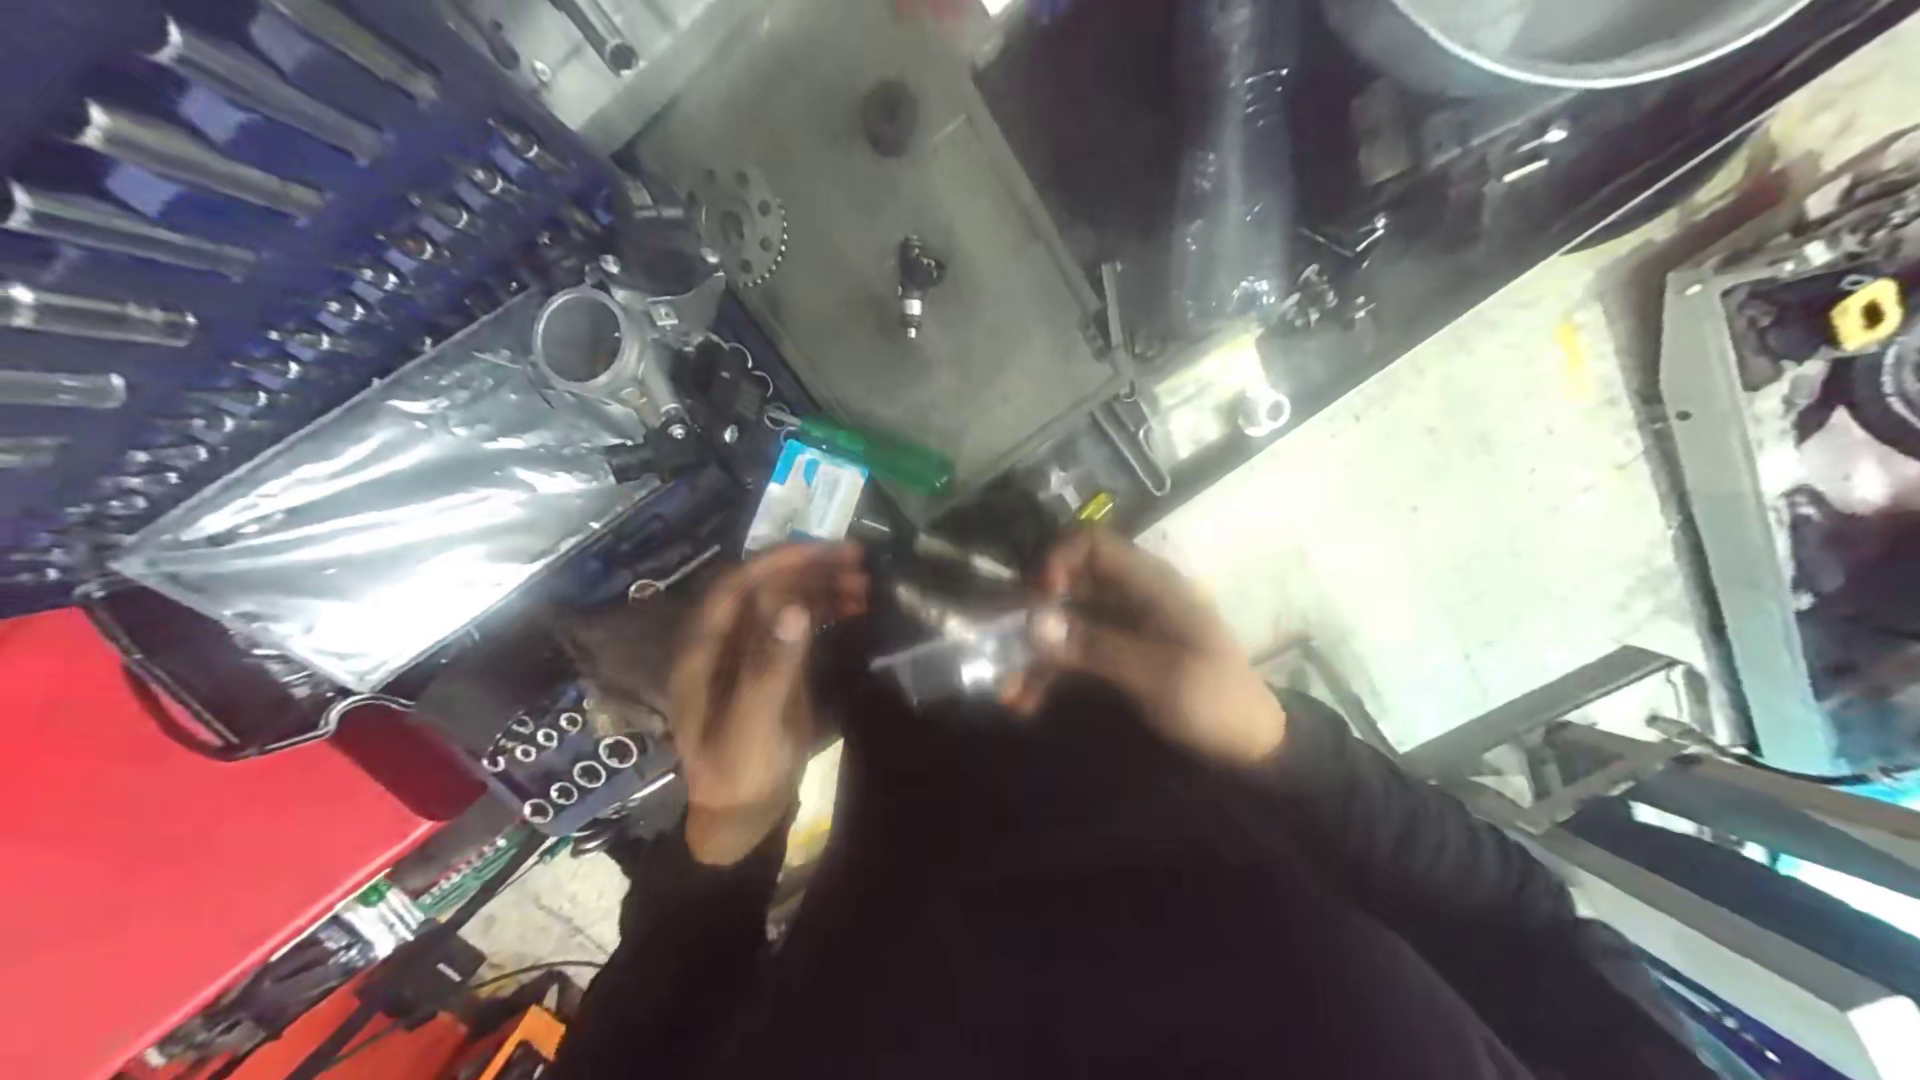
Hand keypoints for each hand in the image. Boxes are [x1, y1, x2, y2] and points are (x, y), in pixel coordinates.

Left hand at [668, 543, 867, 864]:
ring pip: (785, 601)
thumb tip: (794, 607)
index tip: (827, 550)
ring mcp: (751, 651)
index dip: (779, 561)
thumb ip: (770, 667)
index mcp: (705, 649)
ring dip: (822, 585)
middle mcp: (725, 641)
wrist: (743, 816)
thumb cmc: (739, 775)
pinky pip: (799, 624)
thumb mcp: (753, 725)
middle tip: (858, 560)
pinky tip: (855, 606)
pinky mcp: (774, 665)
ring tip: (865, 582)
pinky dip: (826, 610)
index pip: (738, 585)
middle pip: (765, 586)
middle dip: (809, 568)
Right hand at [1027, 530, 1285, 766]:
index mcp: (1150, 585)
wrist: (1248, 748)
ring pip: (1061, 626)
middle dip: (1032, 619)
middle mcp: (1127, 599)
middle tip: (1004, 651)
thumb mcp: (1160, 675)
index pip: (1094, 545)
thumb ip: (1097, 647)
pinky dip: (1045, 676)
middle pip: (1067, 588)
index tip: (1039, 598)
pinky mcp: (1110, 661)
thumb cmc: (1215, 700)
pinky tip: (1025, 703)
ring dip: (1032, 655)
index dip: (1060, 560)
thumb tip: (1035, 625)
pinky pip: (1068, 657)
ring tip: (1010, 693)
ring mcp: (1117, 630)